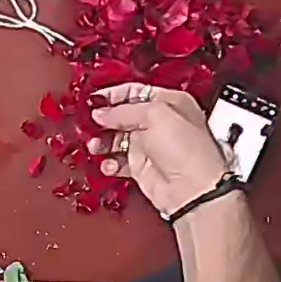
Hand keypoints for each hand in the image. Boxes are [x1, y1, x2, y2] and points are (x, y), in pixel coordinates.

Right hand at [85, 83, 230, 217]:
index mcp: (169, 103)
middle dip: (105, 119)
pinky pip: (119, 162)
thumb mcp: (155, 115)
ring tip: (95, 145)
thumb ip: (124, 111)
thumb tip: (102, 112)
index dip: (114, 95)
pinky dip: (110, 163)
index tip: (94, 99)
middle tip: (89, 122)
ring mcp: (150, 146)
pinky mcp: (142, 168)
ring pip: (117, 139)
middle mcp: (159, 124)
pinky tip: (107, 164)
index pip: (136, 92)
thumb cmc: (186, 149)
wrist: (192, 189)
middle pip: (124, 116)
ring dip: (103, 141)